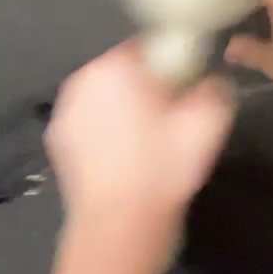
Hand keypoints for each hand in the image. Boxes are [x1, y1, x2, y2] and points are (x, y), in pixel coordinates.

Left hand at [46, 41, 234, 251]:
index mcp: (114, 65)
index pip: (148, 47)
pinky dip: (106, 132)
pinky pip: (91, 124)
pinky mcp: (58, 143)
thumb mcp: (208, 121)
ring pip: (106, 98)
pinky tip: (127, 157)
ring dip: (125, 108)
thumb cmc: (164, 166)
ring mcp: (65, 112)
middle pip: (124, 71)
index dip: (171, 65)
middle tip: (172, 115)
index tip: (186, 88)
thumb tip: (213, 77)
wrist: (120, 226)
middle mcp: (82, 80)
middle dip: (146, 86)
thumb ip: (214, 86)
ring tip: (150, 140)